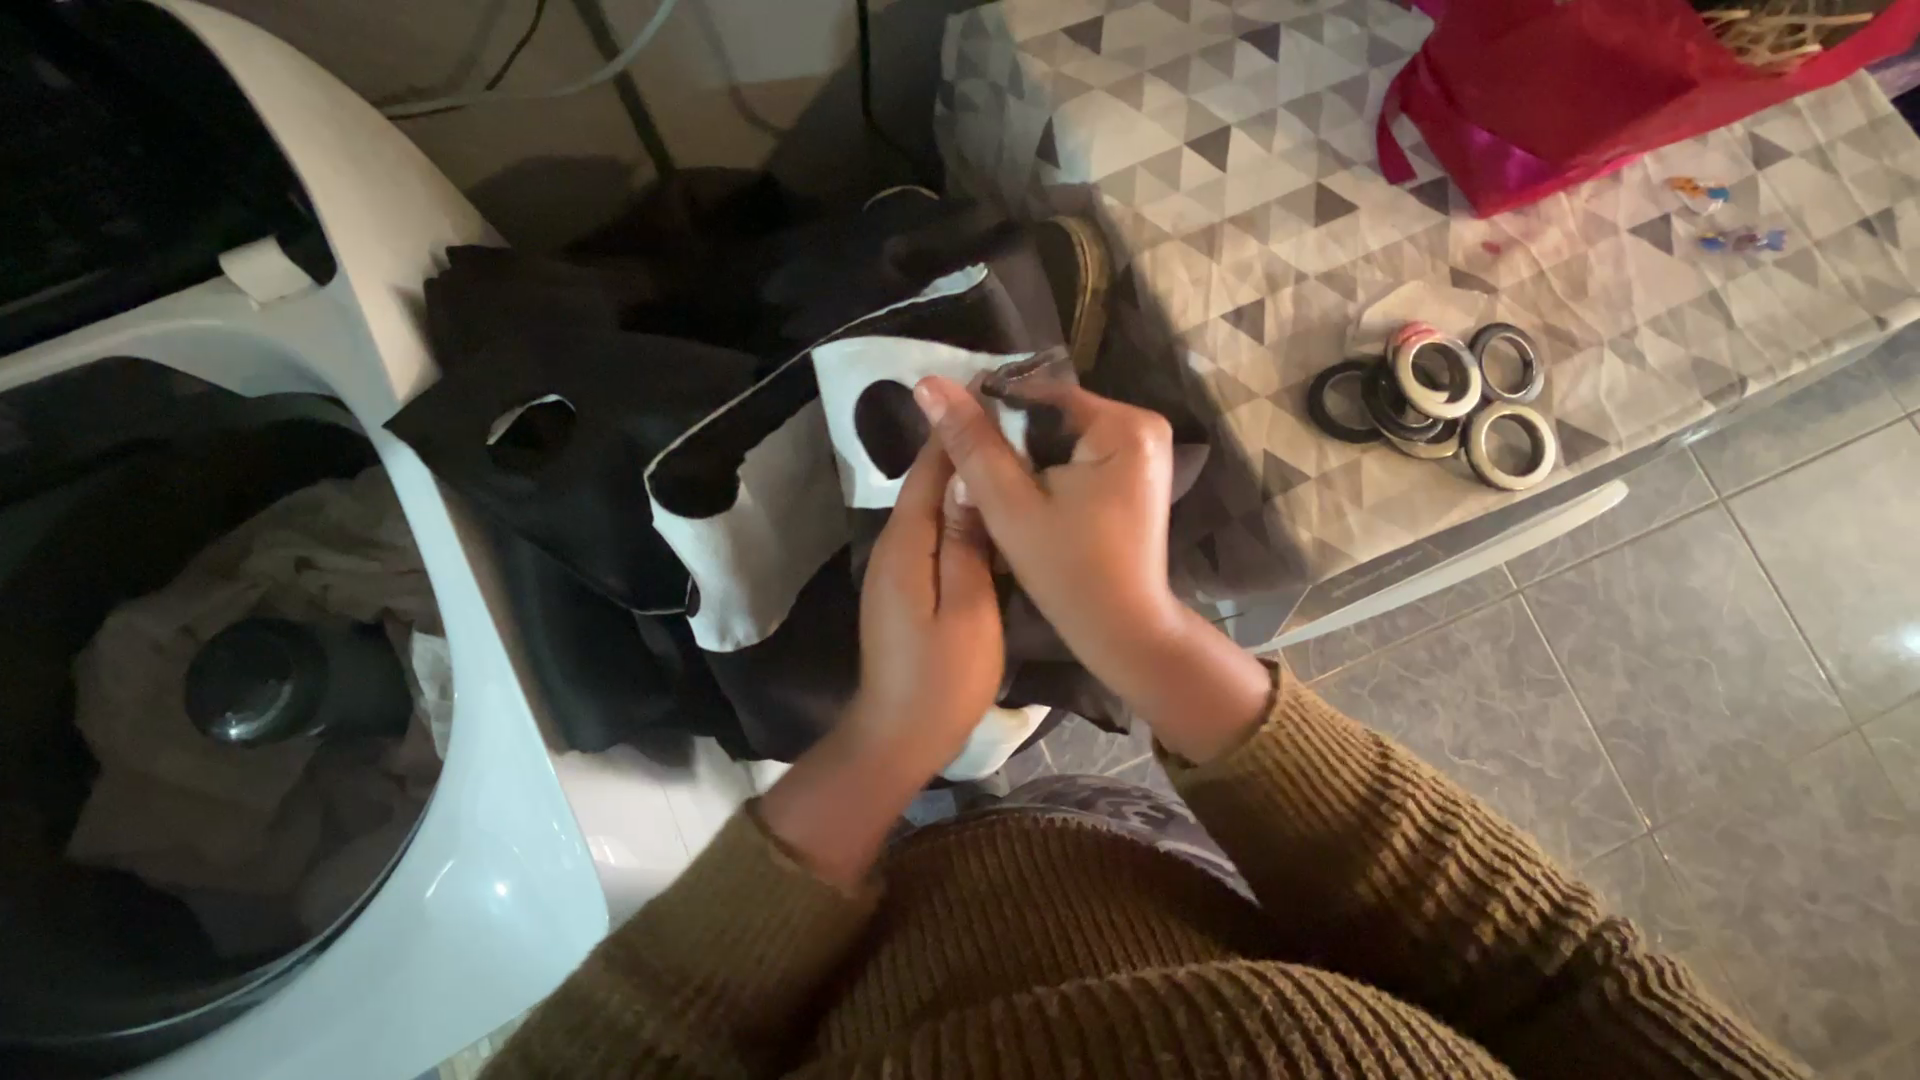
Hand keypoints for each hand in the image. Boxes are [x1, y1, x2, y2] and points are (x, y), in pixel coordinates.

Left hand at [757, 436, 1001, 890]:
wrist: (899, 734)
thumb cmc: (941, 677)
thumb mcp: (968, 609)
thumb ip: (966, 543)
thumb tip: (967, 477)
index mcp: (905, 545)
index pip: (929, 470)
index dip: (954, 431)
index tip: (990, 393)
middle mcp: (892, 546)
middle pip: (926, 484)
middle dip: (960, 450)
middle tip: (1010, 420)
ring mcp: (894, 568)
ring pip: (929, 508)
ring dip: (960, 481)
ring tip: (1006, 454)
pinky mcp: (902, 587)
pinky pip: (930, 534)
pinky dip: (955, 515)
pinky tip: (987, 512)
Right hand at [913, 375, 1271, 762]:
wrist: (1123, 630)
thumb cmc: (1068, 571)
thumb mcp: (1010, 505)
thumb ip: (971, 443)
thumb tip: (928, 383)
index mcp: (1123, 424)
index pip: (1038, 395)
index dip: (990, 414)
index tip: (955, 440)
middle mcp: (1144, 426)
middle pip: (1053, 414)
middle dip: (1012, 441)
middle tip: (972, 472)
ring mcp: (1147, 451)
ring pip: (1063, 437)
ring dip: (1028, 458)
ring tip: (995, 487)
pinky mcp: (1139, 475)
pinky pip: (1081, 456)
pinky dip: (1051, 472)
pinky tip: (1028, 498)